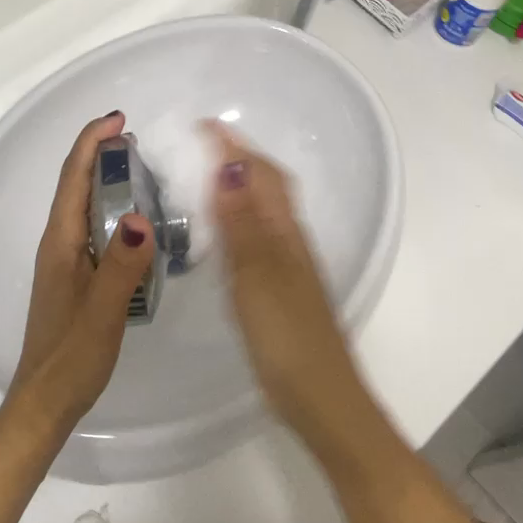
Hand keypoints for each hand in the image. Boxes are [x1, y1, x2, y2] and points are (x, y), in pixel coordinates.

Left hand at [8, 111, 155, 433]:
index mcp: (60, 241)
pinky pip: (93, 228)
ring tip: (142, 169)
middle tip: (138, 139)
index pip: (72, 177)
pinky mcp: (76, 277)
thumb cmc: (72, 356)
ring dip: (106, 179)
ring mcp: (65, 261)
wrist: (46, 400)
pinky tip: (137, 223)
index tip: (119, 119)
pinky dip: (112, 210)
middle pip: (76, 184)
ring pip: (84, 206)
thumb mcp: (104, 311)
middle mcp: (58, 243)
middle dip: (100, 153)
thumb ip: (123, 266)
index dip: (91, 142)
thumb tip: (140, 216)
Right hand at [205, 120, 366, 438]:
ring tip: (204, 178)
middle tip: (201, 146)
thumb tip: (228, 166)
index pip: (260, 174)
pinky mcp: (280, 288)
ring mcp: (288, 264)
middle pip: (268, 185)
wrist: (321, 396)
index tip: (202, 126)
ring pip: (264, 209)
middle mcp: (290, 239)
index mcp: (284, 231)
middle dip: (239, 158)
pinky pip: (258, 234)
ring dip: (238, 185)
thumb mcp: (256, 275)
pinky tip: (221, 233)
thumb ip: (241, 223)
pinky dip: (237, 217)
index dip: (234, 147)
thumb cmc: (286, 335)